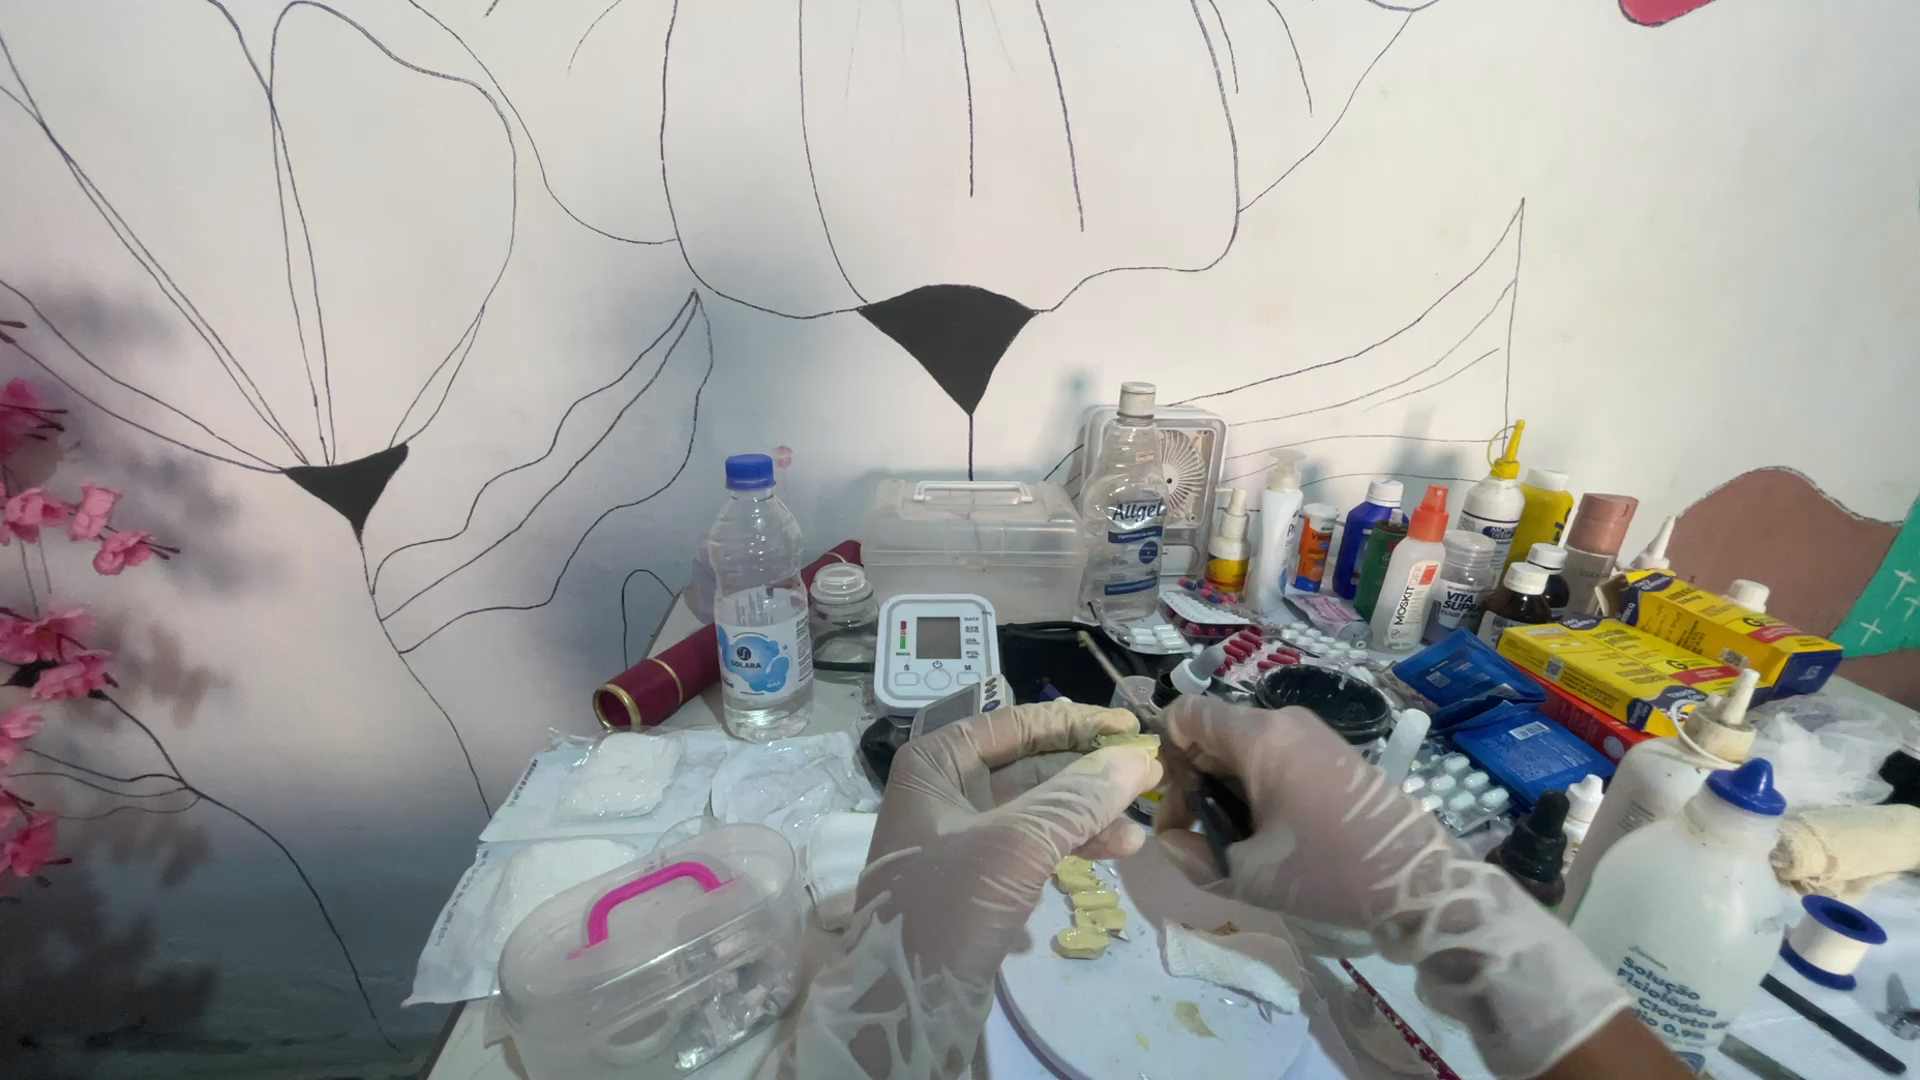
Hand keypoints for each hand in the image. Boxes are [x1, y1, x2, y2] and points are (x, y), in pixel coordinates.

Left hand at [773, 701, 1160, 1079]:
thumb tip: (1138, 758)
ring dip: (1088, 812)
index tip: (1130, 726)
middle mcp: (946, 786)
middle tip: (1146, 771)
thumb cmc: (947, 907)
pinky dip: (1073, 843)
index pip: (1015, 724)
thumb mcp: (1015, 844)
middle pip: (1030, 763)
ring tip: (1140, 825)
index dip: (1076, 723)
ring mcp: (962, 831)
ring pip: (1038, 805)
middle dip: (1088, 771)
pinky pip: (1034, 840)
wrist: (902, 1009)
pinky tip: (1118, 850)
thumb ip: (1077, 798)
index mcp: (936, 761)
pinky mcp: (980, 871)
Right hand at [1155, 697, 1633, 1079]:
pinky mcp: (1331, 748)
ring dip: (1226, 782)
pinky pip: (1272, 750)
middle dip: (1196, 777)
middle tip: (1204, 830)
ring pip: (1241, 743)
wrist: (1425, 882)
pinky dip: (1256, 780)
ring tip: (1242, 834)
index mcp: (1258, 736)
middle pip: (1211, 731)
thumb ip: (1192, 858)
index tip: (1178, 803)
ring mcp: (1311, 731)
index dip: (1165, 753)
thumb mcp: (1250, 876)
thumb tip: (1167, 842)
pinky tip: (1274, 825)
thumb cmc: (1330, 870)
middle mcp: (1282, 719)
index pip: (1184, 713)